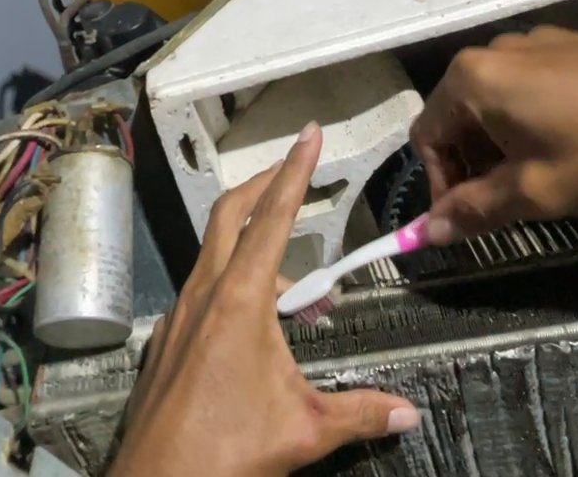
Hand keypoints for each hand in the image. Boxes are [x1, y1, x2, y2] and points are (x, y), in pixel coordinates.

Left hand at [108, 123, 421, 476]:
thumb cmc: (230, 450)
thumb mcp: (305, 429)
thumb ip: (360, 412)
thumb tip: (409, 412)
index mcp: (241, 296)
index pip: (275, 215)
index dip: (297, 169)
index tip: (310, 132)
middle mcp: (206, 289)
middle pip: (232, 212)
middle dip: (264, 183)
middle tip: (294, 170)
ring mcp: (181, 310)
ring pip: (217, 252)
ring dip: (255, 248)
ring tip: (297, 295)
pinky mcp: (168, 336)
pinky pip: (204, 289)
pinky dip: (233, 286)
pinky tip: (254, 328)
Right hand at [408, 26, 577, 243]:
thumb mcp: (535, 192)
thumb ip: (473, 210)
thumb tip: (428, 232)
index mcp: (471, 79)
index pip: (427, 136)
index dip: (439, 183)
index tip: (465, 218)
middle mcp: (492, 50)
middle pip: (457, 113)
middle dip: (470, 162)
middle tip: (503, 202)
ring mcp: (530, 41)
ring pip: (491, 99)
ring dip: (498, 141)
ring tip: (538, 175)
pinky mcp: (564, 43)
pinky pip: (524, 83)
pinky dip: (526, 117)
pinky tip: (567, 143)